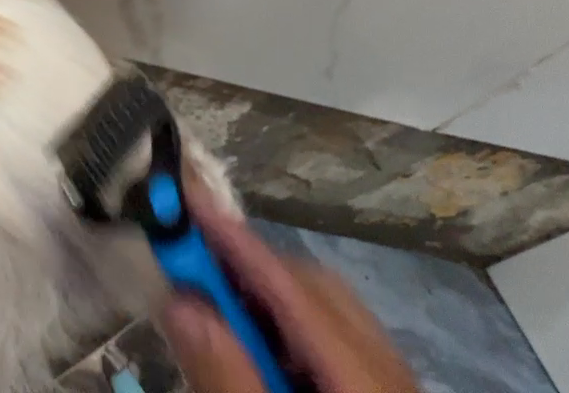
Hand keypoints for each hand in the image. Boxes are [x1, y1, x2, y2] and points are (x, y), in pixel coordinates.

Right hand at [156, 186, 419, 392]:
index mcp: (367, 376)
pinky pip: (332, 334)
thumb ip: (228, 375)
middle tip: (182, 257)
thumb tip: (178, 301)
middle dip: (247, 261)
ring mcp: (391, 380)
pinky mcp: (379, 390)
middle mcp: (390, 368)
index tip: (180, 195)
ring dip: (262, 289)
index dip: (234, 239)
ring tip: (208, 301)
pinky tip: (252, 341)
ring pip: (326, 305)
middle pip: (316, 284)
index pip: (293, 289)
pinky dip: (282, 319)